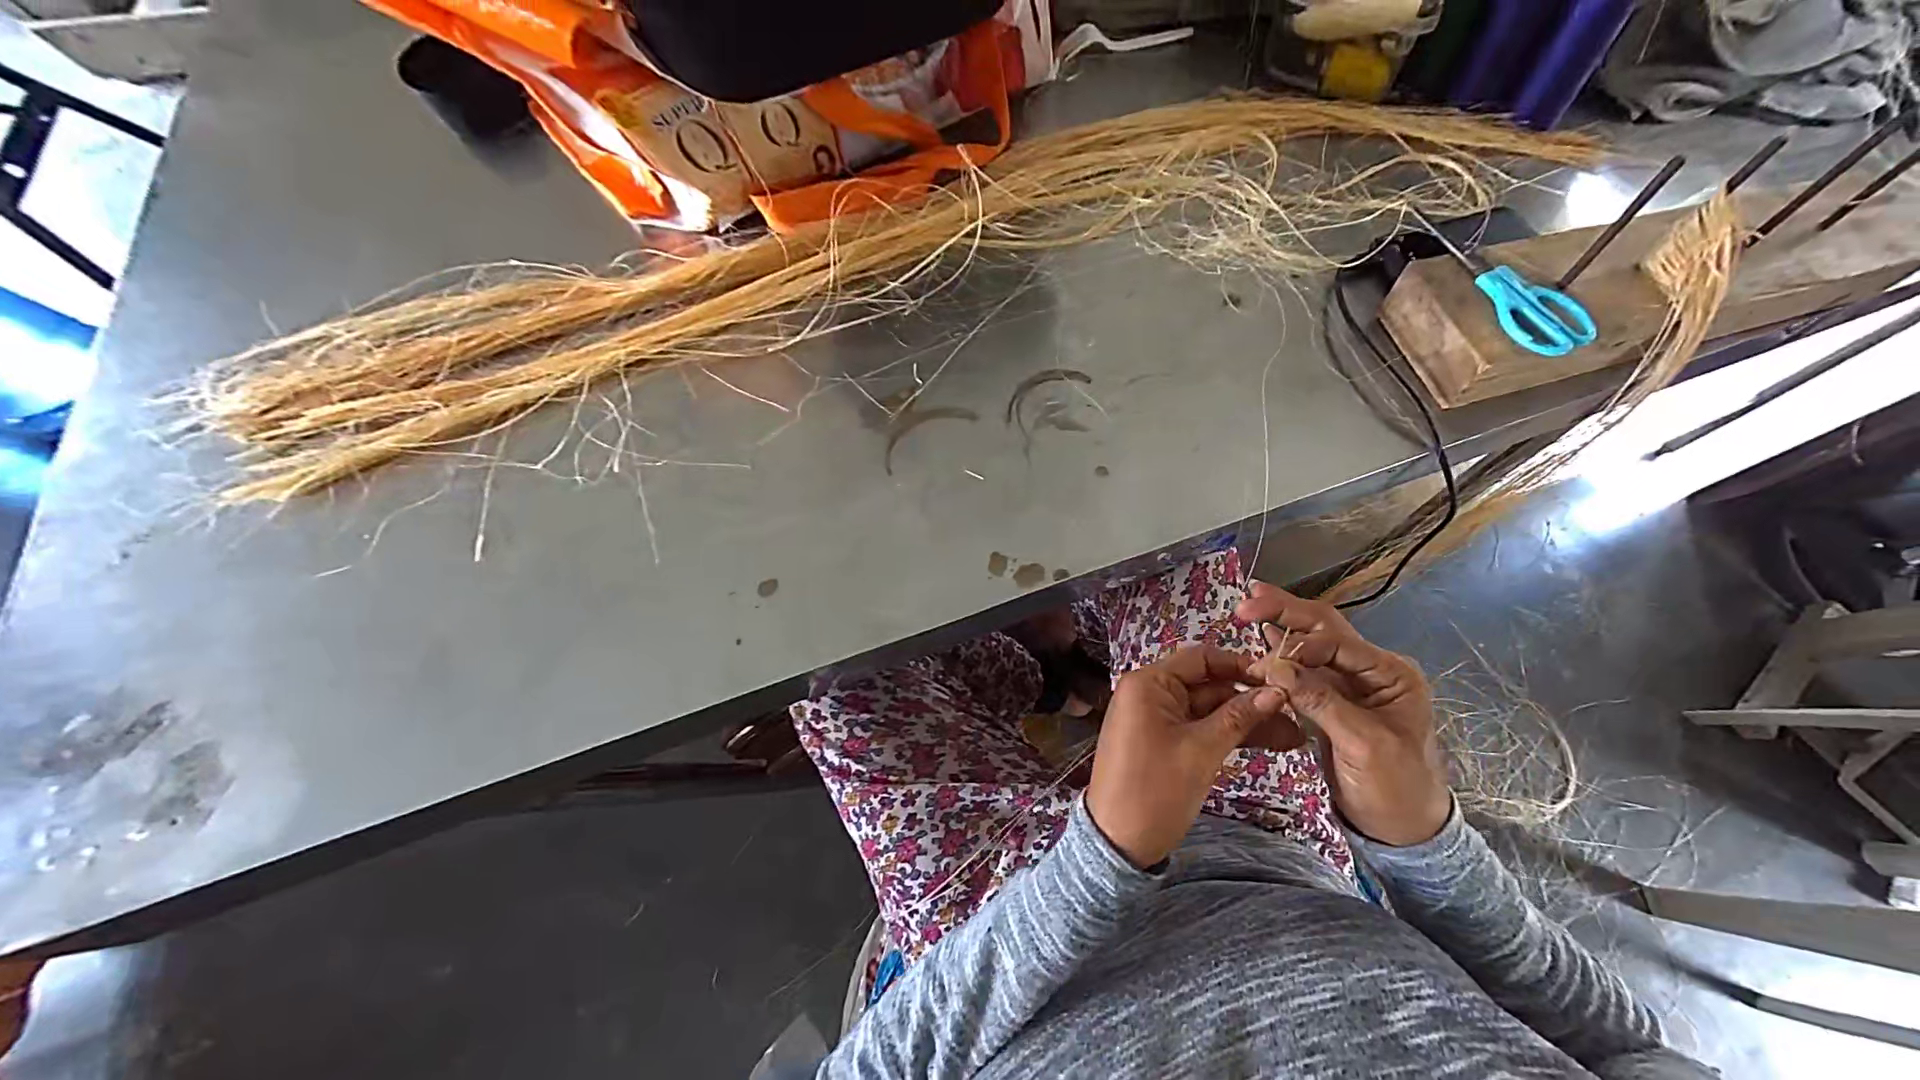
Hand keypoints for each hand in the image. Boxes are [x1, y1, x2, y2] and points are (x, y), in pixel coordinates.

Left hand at [1085, 645, 1289, 868]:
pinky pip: (1198, 728)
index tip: (1281, 679)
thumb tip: (1275, 692)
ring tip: (1293, 737)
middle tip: (1297, 716)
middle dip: (1251, 701)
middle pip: (1207, 686)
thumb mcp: (1201, 750)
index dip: (1241, 666)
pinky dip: (1228, 735)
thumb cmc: (1154, 790)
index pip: (1201, 659)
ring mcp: (1155, 718)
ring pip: (1208, 710)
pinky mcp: (1163, 741)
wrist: (1119, 841)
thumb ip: (1238, 717)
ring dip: (1246, 721)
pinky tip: (1267, 743)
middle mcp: (1148, 693)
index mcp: (1148, 683)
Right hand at [1235, 583, 1451, 846]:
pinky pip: (1301, 668)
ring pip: (1310, 644)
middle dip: (1287, 611)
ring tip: (1250, 603)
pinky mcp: (1328, 701)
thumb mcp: (1363, 744)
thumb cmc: (1396, 786)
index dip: (1299, 643)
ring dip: (1281, 624)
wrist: (1402, 830)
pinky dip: (1280, 651)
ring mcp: (1347, 685)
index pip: (1337, 642)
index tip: (1267, 661)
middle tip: (1249, 598)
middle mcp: (1368, 671)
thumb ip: (1320, 701)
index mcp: (1390, 674)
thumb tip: (1272, 665)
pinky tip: (1263, 634)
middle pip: (1324, 630)